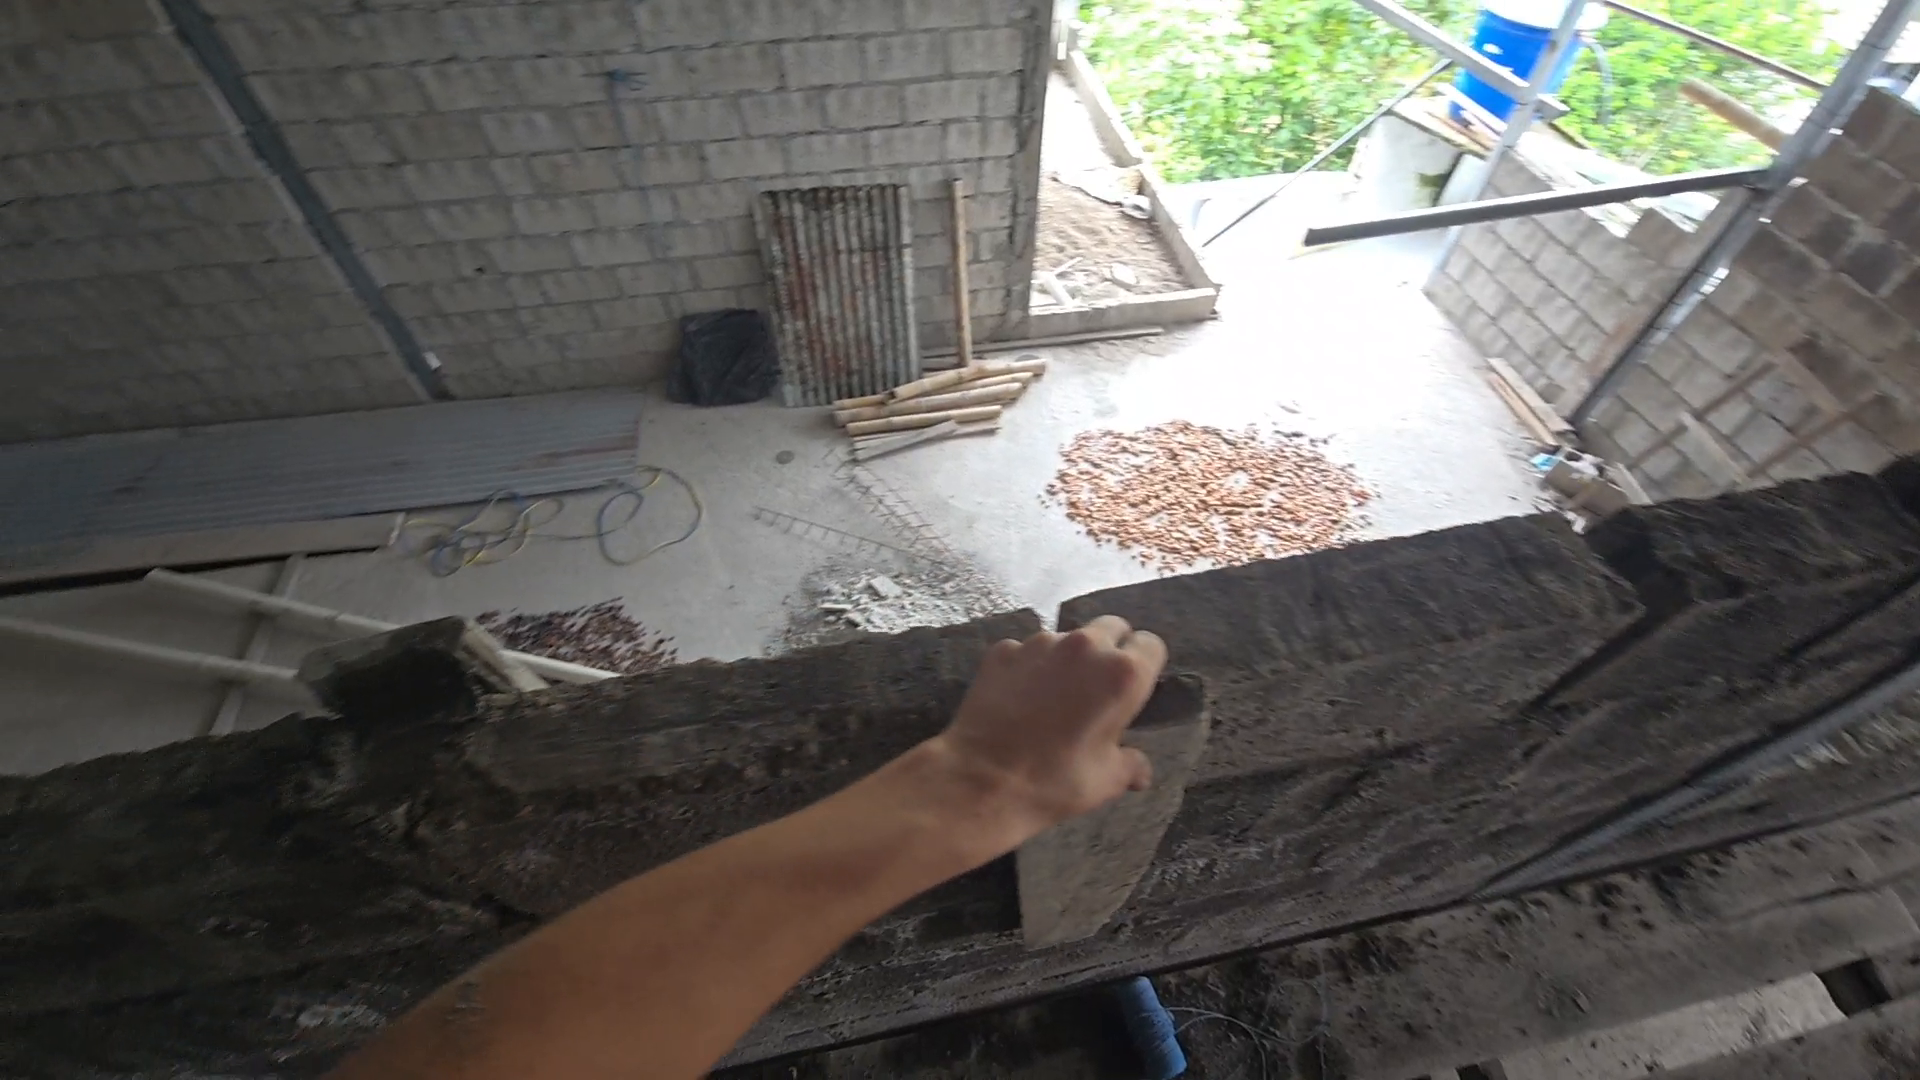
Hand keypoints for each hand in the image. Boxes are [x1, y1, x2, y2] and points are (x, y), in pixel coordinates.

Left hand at [930, 616, 1166, 841]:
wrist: (983, 779)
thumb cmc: (1055, 782)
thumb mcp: (1107, 780)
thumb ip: (1131, 764)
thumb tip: (1140, 769)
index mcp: (1123, 674)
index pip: (1151, 644)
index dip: (1145, 663)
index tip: (1133, 686)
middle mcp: (1084, 646)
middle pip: (1111, 627)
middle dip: (1110, 649)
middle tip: (1097, 686)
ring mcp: (1040, 642)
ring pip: (1066, 637)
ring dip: (1068, 658)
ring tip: (1052, 695)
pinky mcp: (1003, 648)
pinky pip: (1026, 650)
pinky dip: (1028, 667)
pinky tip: (1017, 697)